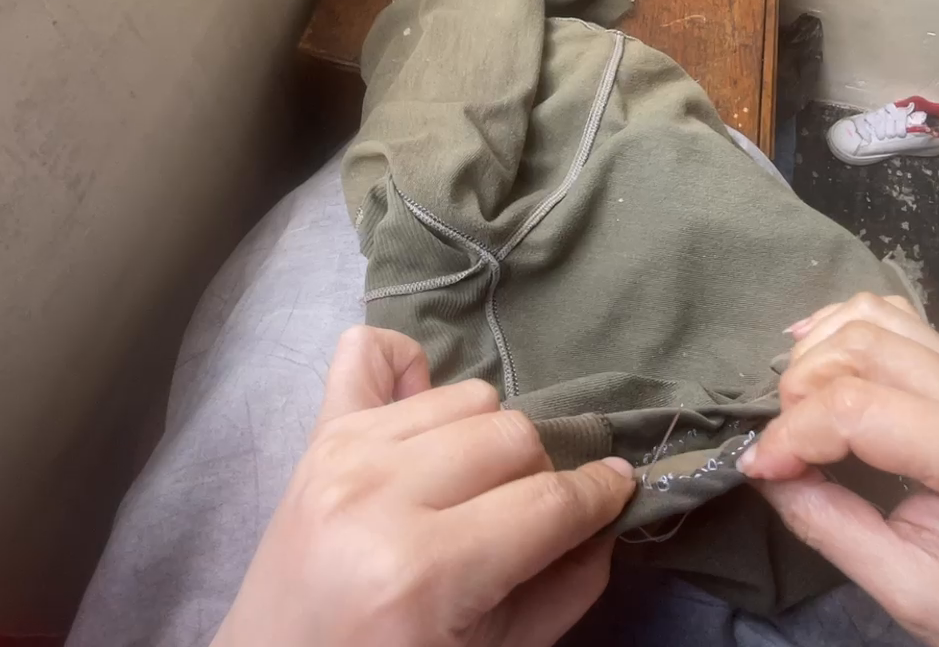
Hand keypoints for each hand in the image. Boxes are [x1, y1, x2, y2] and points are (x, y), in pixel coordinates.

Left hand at [212, 326, 635, 646]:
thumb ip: (563, 589)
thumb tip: (609, 513)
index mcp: (421, 574)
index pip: (546, 503)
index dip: (599, 494)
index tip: (619, 487)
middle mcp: (378, 496)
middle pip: (512, 435)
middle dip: (540, 474)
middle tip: (526, 512)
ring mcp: (342, 451)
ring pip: (467, 396)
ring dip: (485, 437)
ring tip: (469, 482)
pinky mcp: (319, 430)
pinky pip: (372, 349)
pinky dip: (409, 368)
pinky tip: (416, 409)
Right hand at [741, 294, 938, 646]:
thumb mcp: (915, 595)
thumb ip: (829, 524)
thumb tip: (763, 469)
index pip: (861, 409)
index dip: (794, 431)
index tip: (757, 467)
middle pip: (865, 347)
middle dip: (800, 386)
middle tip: (779, 444)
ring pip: (877, 318)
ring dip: (818, 351)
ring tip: (793, 401)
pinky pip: (901, 320)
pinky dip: (846, 327)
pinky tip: (818, 352)